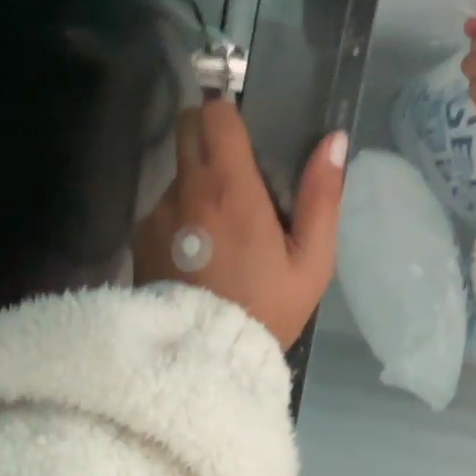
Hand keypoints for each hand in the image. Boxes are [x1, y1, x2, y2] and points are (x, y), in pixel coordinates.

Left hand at [133, 101, 347, 348]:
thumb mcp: (312, 260)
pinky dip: (181, 215)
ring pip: (177, 171)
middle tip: (237, 170)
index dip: (230, 115)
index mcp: (230, 189)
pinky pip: (164, 206)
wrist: (205, 360)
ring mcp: (157, 214)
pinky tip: (200, 251)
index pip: (214, 115)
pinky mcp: (140, 238)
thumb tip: (335, 140)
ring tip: (222, 227)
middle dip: (209, 134)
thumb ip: (321, 196)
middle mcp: (186, 190)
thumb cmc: (268, 307)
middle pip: (186, 128)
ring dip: (198, 182)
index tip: (246, 133)